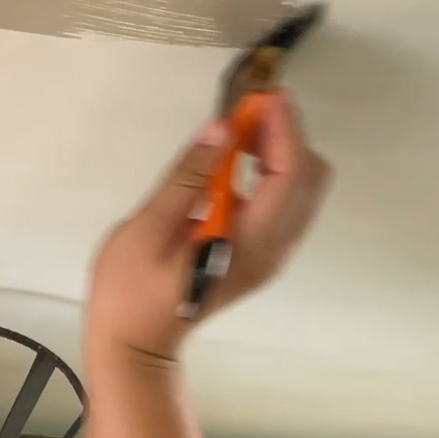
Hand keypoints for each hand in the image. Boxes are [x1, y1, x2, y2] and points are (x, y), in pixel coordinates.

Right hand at [88, 90, 330, 360]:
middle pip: (310, 178)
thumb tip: (219, 129)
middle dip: (285, 136)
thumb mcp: (146, 229)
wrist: (133, 342)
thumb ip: (186, 179)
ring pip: (303, 191)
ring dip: (280, 153)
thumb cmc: (129, 288)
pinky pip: (285, 206)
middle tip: (243, 114)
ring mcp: (269, 256)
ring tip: (236, 134)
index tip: (259, 96)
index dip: (281, 129)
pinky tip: (234, 166)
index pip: (289, 173)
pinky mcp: (258, 257)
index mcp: (248, 242)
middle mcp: (273, 249)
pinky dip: (272, 175)